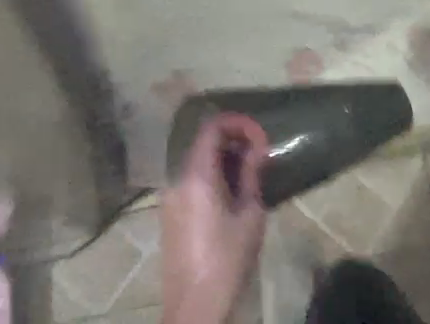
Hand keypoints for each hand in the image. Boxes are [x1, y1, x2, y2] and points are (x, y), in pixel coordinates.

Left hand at [160, 112, 269, 323]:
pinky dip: (211, 175)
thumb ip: (251, 174)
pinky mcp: (169, 214)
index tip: (261, 137)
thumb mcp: (250, 214)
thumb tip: (257, 148)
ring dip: (223, 158)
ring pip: (196, 161)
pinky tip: (232, 194)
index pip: (212, 127)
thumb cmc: (227, 260)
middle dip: (232, 140)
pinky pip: (190, 180)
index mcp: (196, 175)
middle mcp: (176, 179)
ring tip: (250, 173)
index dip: (238, 123)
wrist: (194, 308)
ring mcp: (169, 197)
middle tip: (260, 154)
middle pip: (202, 142)